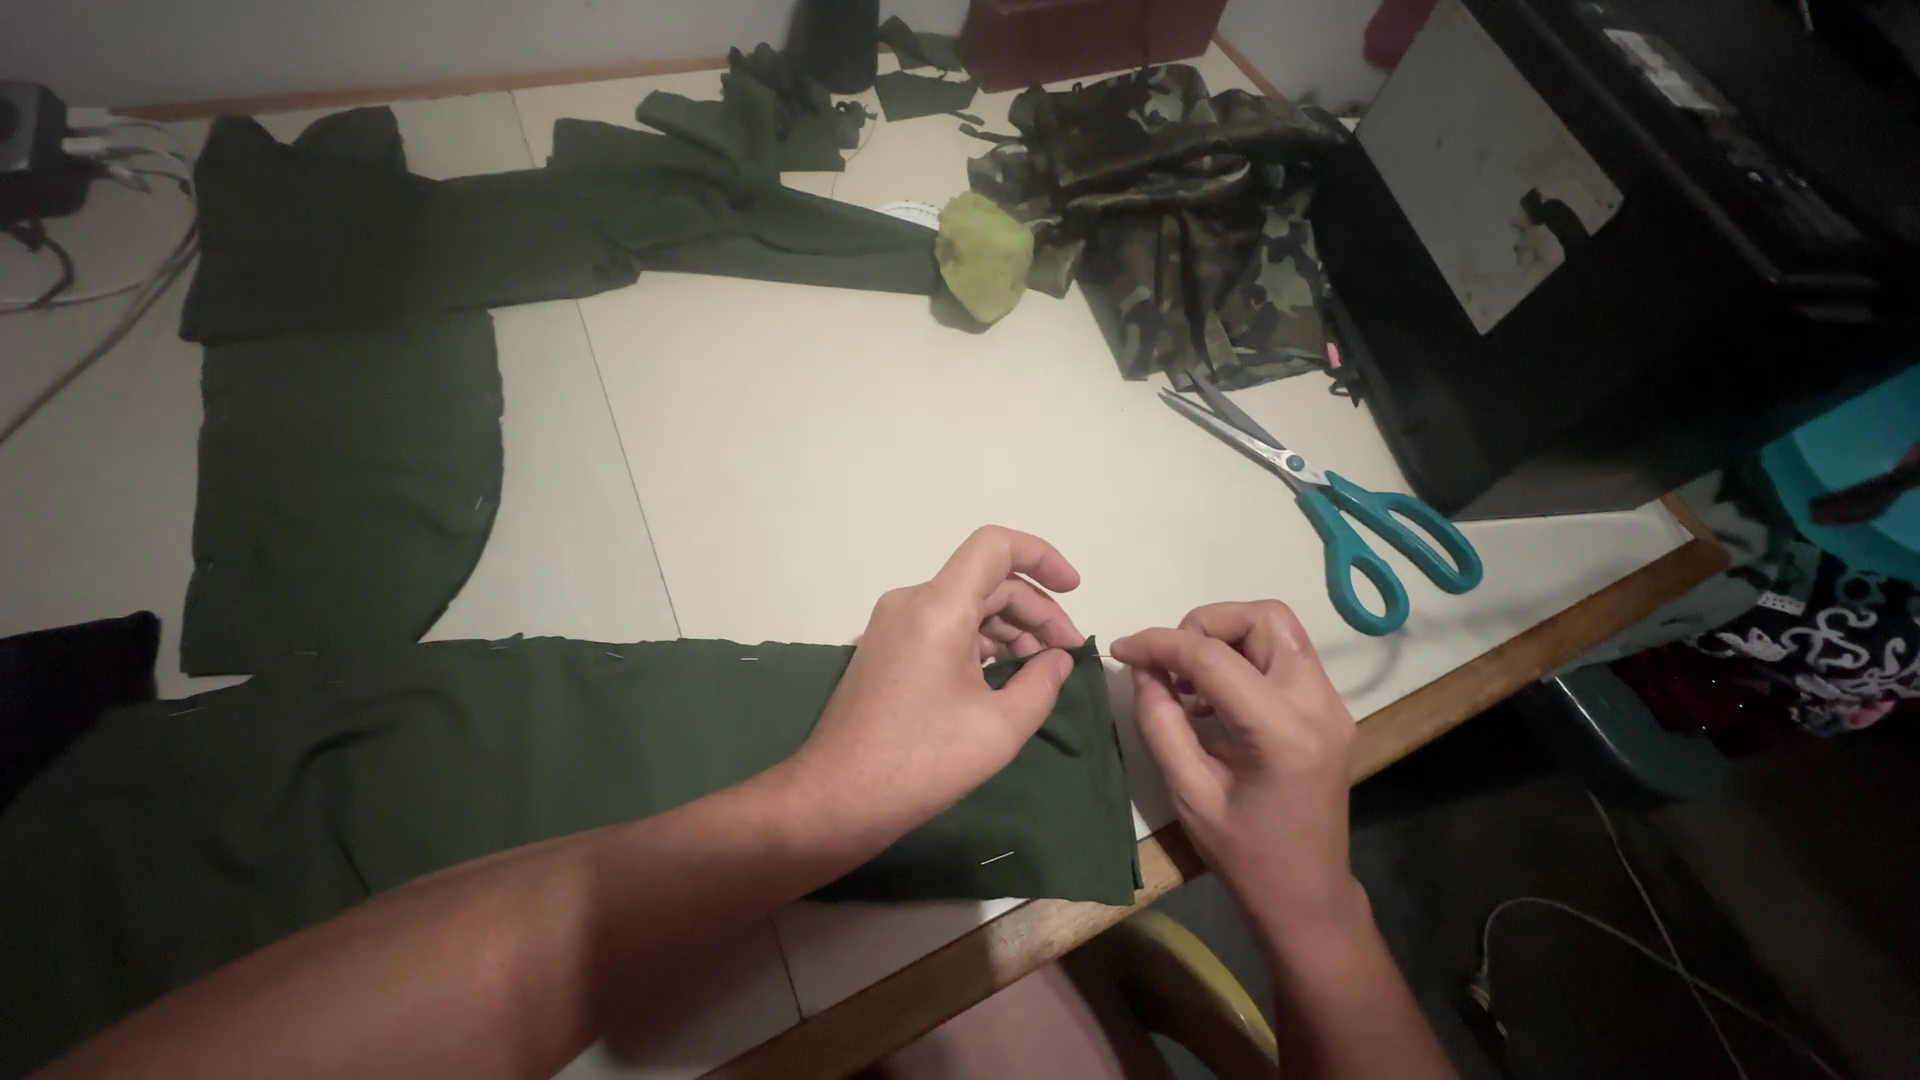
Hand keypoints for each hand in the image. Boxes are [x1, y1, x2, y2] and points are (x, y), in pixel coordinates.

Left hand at [788, 526, 1086, 847]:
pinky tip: (1006, 674)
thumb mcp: (999, 727)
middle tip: (1067, 652)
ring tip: (1042, 668)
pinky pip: (944, 626)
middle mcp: (911, 602)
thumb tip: (1057, 659)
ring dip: (1010, 628)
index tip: (1074, 588)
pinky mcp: (888, 648)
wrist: (836, 798)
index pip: (994, 546)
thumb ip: (1041, 683)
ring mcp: (895, 624)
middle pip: (987, 581)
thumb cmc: (920, 762)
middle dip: (1036, 609)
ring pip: (967, 604)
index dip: (1042, 556)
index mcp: (937, 607)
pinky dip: (981, 641)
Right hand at [1111, 601, 1363, 942]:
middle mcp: (1318, 704)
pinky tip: (1214, 697)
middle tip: (1170, 664)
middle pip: (1263, 617)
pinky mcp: (1328, 708)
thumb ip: (1160, 721)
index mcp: (1282, 731)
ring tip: (1189, 682)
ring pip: (1277, 627)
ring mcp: (1331, 703)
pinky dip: (1243, 656)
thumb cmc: (1243, 853)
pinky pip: (1284, 654)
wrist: (1307, 895)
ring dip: (1225, 637)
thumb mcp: (1187, 791)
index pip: (1214, 657)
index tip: (1122, 649)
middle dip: (1205, 625)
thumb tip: (1144, 669)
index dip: (1160, 644)